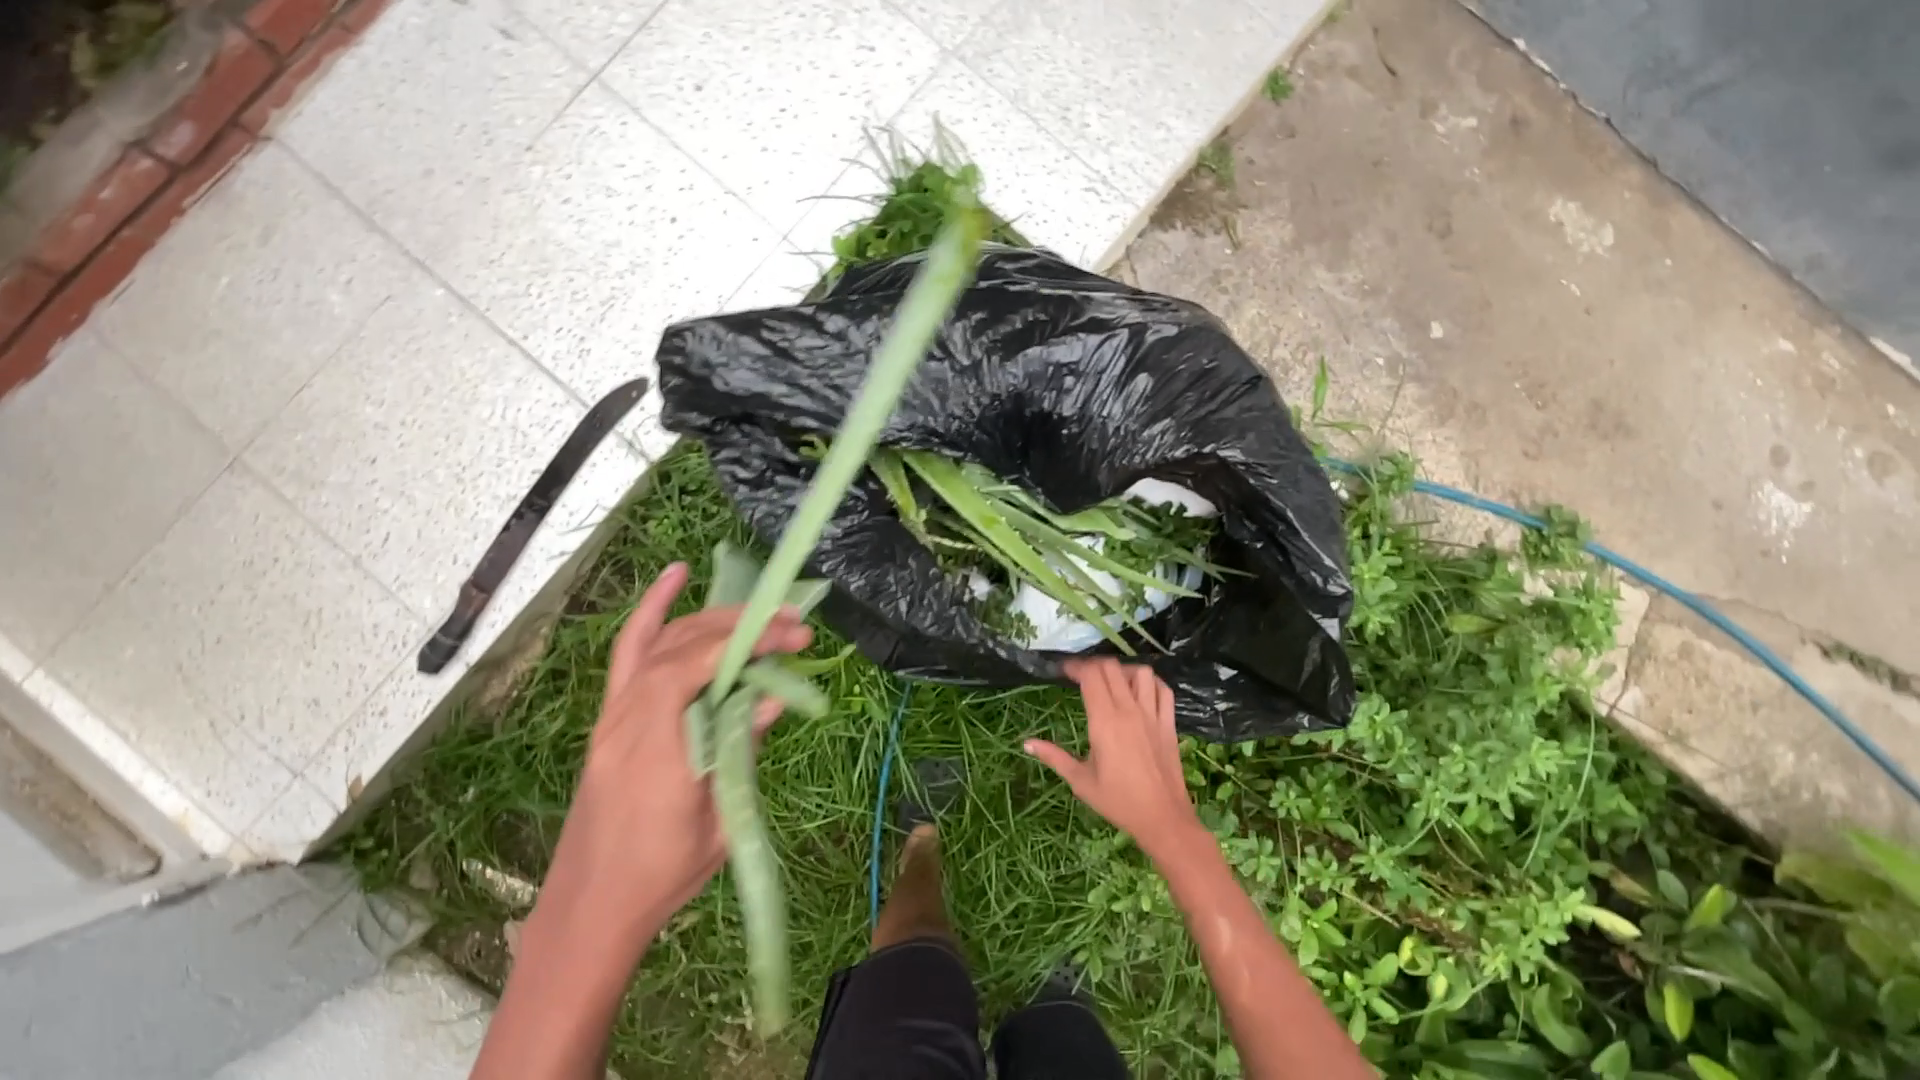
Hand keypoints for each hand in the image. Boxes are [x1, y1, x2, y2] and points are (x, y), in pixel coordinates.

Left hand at [539, 562, 811, 942]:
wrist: (591, 907)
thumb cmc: (661, 876)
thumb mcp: (718, 821)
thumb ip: (741, 752)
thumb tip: (772, 699)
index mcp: (654, 747)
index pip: (698, 666)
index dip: (748, 641)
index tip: (795, 637)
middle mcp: (626, 718)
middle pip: (681, 646)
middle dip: (741, 626)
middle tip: (793, 625)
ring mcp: (612, 715)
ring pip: (658, 643)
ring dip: (709, 619)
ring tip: (759, 613)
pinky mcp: (610, 719)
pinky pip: (629, 653)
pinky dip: (652, 612)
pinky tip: (673, 579)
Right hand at [1025, 658, 1203, 861]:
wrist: (1162, 818)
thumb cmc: (1118, 801)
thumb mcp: (1080, 781)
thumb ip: (1054, 757)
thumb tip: (1026, 743)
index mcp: (1104, 722)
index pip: (1090, 677)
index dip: (1075, 667)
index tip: (1063, 670)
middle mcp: (1129, 711)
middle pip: (1112, 668)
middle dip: (1094, 665)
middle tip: (1082, 675)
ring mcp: (1153, 715)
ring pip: (1141, 673)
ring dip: (1124, 670)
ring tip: (1113, 681)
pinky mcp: (1169, 723)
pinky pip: (1163, 690)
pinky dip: (1151, 683)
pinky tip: (1141, 691)